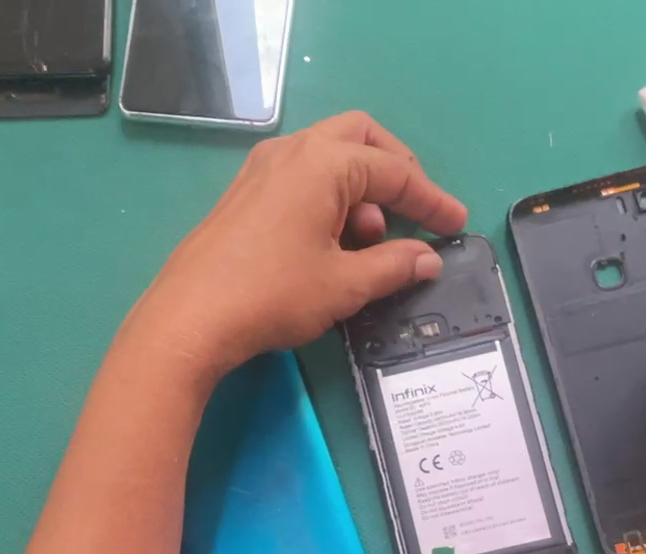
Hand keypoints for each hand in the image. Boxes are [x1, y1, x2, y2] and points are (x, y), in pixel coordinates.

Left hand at [123, 112, 468, 380]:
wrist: (191, 320)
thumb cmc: (272, 296)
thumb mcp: (344, 285)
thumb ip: (393, 266)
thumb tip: (428, 259)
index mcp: (323, 163)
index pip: (394, 171)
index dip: (430, 200)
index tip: (454, 224)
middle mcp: (291, 153)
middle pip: (360, 142)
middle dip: (394, 175)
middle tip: (413, 213)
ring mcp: (261, 172)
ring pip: (327, 161)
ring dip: (359, 194)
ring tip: (367, 246)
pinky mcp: (243, 198)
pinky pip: (299, 183)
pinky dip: (327, 204)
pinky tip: (329, 248)